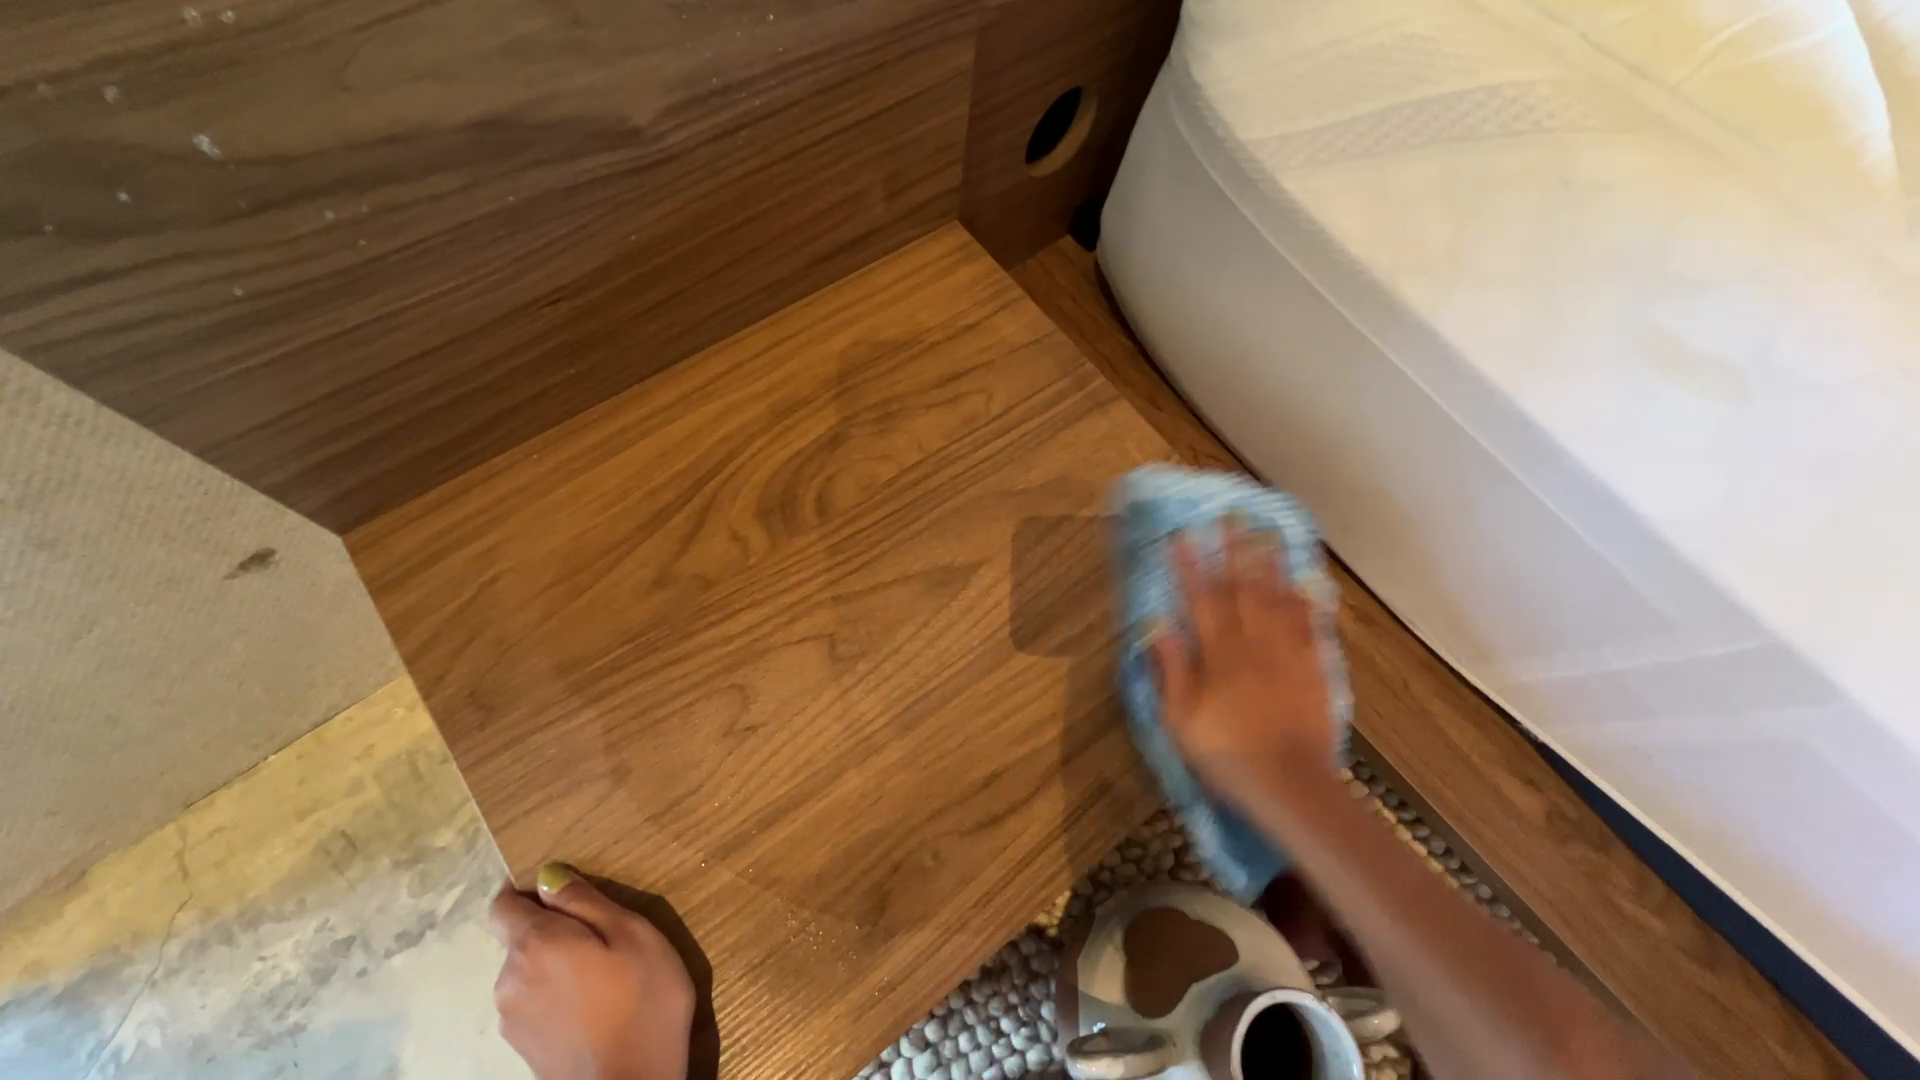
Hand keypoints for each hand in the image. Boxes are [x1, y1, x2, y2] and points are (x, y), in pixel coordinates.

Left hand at [490, 864, 694, 1079]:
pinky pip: (535, 1004)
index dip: (529, 894)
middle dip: (555, 933)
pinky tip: (595, 1011)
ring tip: (605, 980)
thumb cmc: (642, 1002)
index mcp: (533, 944)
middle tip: (606, 942)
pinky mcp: (523, 1049)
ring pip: (529, 973)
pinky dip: (558, 998)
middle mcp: (508, 980)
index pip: (503, 905)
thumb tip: (549, 876)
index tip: (568, 897)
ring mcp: (511, 1020)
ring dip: (557, 967)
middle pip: (520, 939)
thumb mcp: (632, 934)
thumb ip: (586, 902)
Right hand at [1150, 518, 1334, 802]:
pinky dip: (1306, 600)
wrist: (1290, 784)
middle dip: (1233, 549)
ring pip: (1276, 598)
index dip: (1188, 566)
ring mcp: (1286, 653)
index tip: (1181, 535)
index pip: (1199, 599)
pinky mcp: (1313, 668)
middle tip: (1230, 515)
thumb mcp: (1179, 718)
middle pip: (1241, 588)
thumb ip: (1169, 669)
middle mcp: (1252, 643)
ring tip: (1265, 532)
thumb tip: (1156, 625)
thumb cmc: (1225, 754)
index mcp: (1216, 654)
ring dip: (1269, 563)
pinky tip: (1304, 581)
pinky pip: (1309, 625)